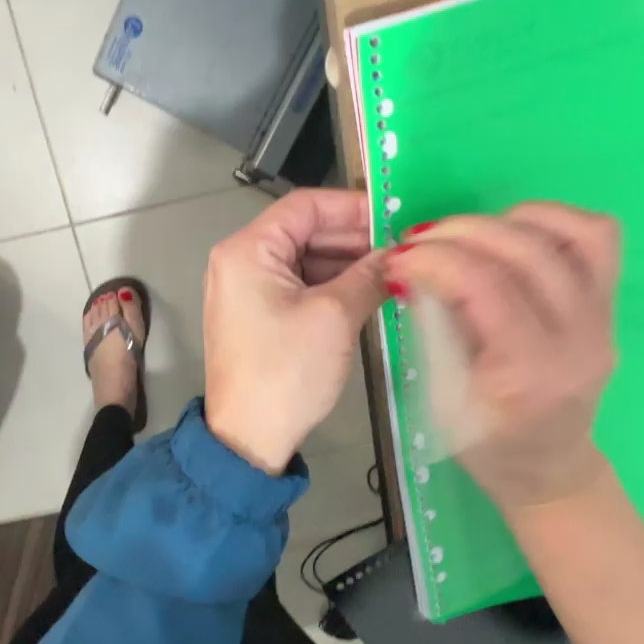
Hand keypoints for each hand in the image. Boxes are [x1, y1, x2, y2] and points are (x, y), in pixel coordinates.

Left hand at [203, 189, 387, 472]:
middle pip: (304, 231)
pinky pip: (298, 286)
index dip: (352, 207)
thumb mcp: (334, 316)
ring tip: (394, 271)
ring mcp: (246, 290)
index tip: (395, 218)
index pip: (305, 205)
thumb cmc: (287, 371)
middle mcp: (239, 261)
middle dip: (353, 238)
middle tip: (403, 248)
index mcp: (247, 250)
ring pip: (304, 260)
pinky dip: (331, 286)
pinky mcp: (257, 316)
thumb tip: (399, 254)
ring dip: (346, 263)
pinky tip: (369, 292)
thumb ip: (369, 275)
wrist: (249, 437)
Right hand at [386, 203, 619, 511]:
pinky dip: (554, 221)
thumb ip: (434, 332)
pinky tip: (512, 232)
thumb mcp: (442, 401)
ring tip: (467, 233)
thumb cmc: (486, 447)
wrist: (549, 468)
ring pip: (572, 233)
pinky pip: (597, 239)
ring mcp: (602, 318)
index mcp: (527, 371)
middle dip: (462, 231)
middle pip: (527, 250)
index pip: (486, 286)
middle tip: (421, 238)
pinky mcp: (610, 306)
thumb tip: (415, 271)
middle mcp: (575, 337)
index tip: (399, 257)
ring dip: (509, 218)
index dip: (436, 259)